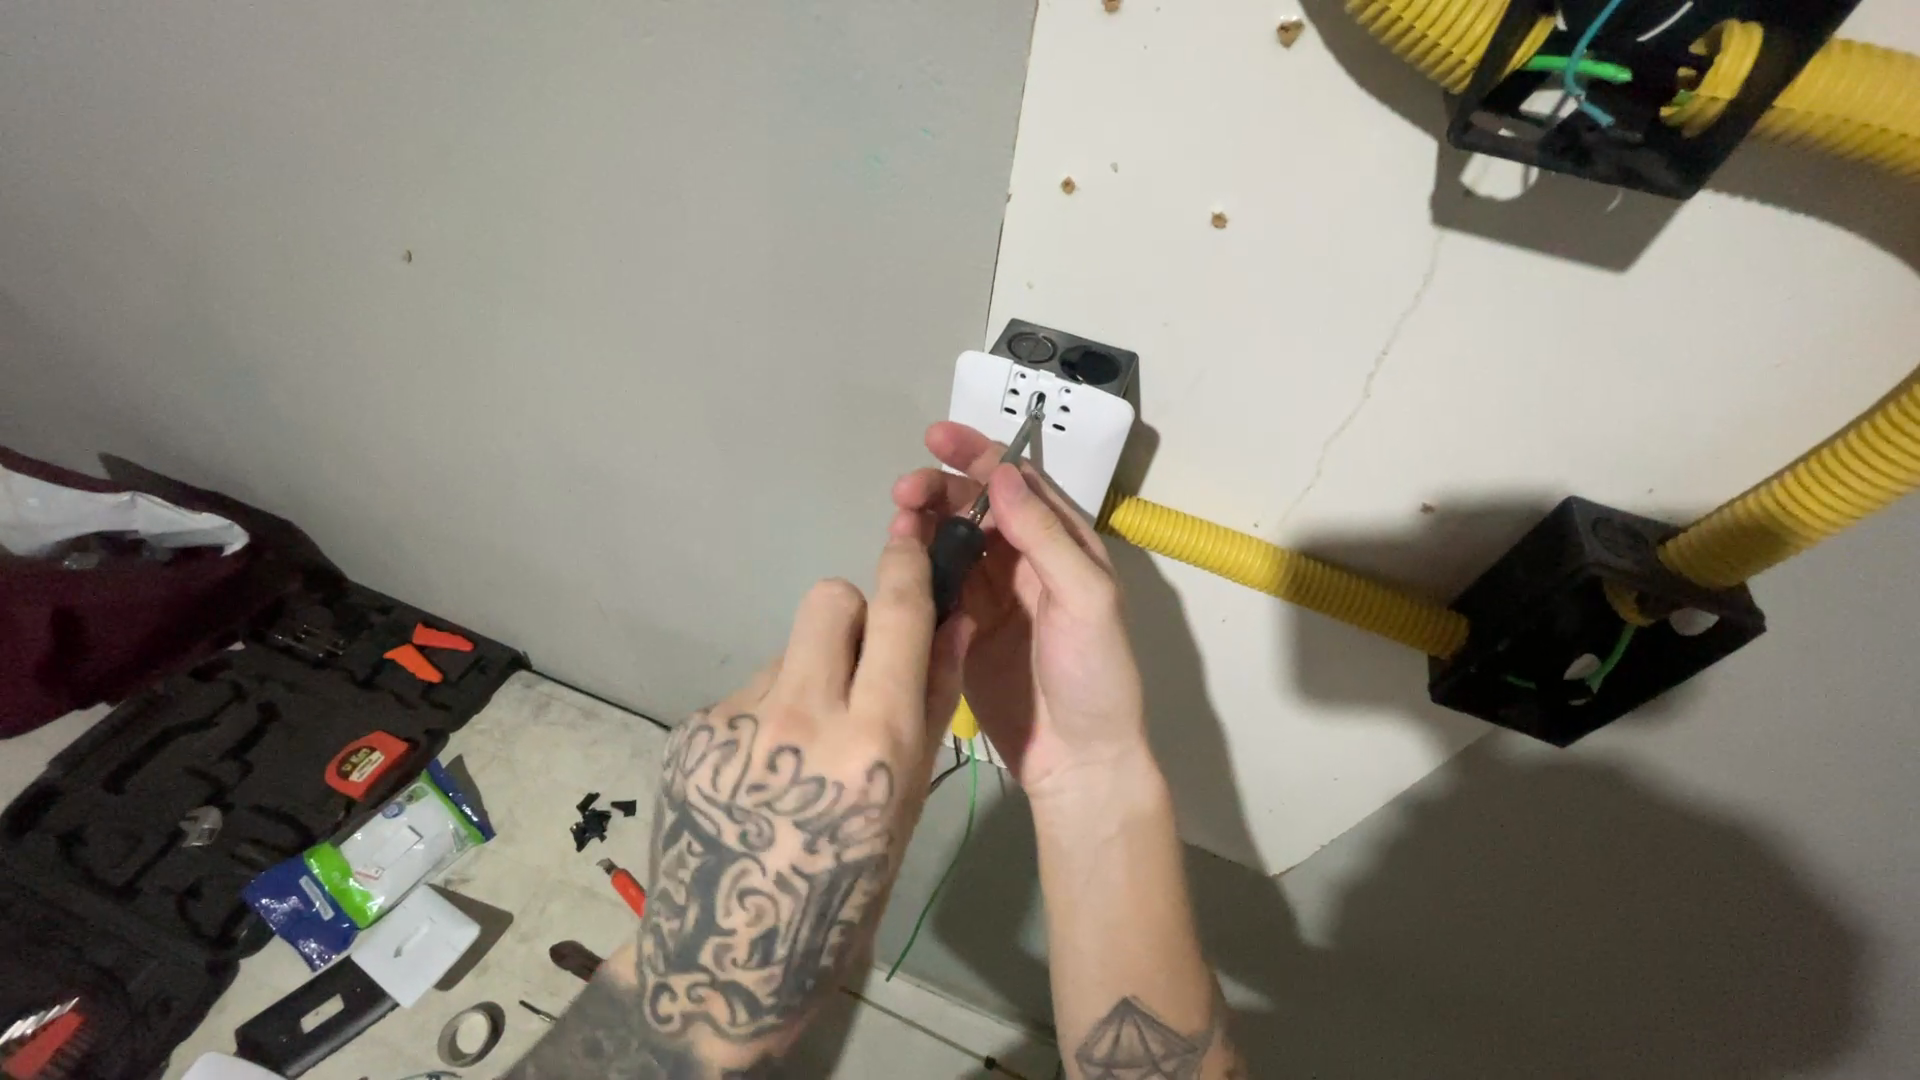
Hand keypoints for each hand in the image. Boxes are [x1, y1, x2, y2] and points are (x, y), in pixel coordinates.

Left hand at [631, 537, 967, 1067]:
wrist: (726, 958)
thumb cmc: (847, 889)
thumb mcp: (908, 801)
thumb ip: (931, 704)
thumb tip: (952, 623)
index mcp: (871, 742)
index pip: (896, 616)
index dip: (909, 566)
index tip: (912, 540)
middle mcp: (800, 717)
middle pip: (829, 598)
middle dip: (854, 616)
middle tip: (858, 665)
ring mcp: (736, 721)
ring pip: (790, 649)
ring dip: (810, 673)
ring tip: (804, 744)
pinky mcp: (692, 732)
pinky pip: (751, 692)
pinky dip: (770, 712)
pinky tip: (763, 771)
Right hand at [889, 421, 1149, 801]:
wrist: (1076, 760)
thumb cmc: (1094, 676)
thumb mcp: (1085, 599)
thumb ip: (1044, 536)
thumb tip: (1003, 473)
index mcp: (1064, 546)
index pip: (1019, 484)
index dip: (980, 455)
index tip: (936, 439)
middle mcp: (1026, 561)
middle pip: (977, 508)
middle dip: (941, 489)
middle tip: (903, 491)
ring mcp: (993, 595)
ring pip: (952, 541)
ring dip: (924, 524)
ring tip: (897, 521)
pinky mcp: (965, 628)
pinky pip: (938, 585)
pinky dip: (917, 567)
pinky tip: (897, 559)